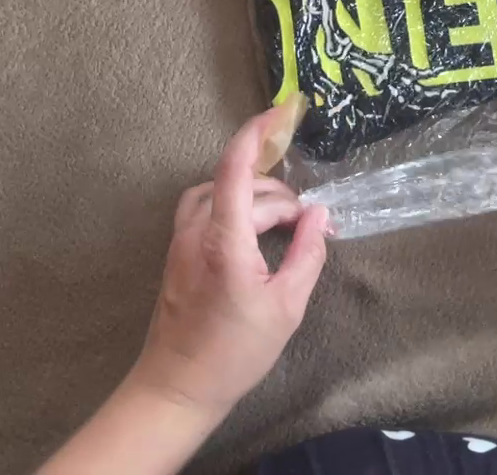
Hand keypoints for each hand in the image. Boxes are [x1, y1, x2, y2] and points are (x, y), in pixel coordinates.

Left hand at [126, 108, 329, 420]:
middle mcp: (197, 228)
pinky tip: (252, 225)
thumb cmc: (233, 352)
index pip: (237, 166)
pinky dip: (234, 202)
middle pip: (243, 185)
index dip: (258, 131)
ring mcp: (182, 236)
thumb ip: (308, 254)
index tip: (284, 110)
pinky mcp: (178, 247)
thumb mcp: (286, 308)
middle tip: (312, 226)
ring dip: (257, 197)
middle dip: (282, 197)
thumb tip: (319, 215)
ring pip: (223, 190)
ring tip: (286, 223)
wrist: (176, 386)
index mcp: (224, 239)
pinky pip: (207, 204)